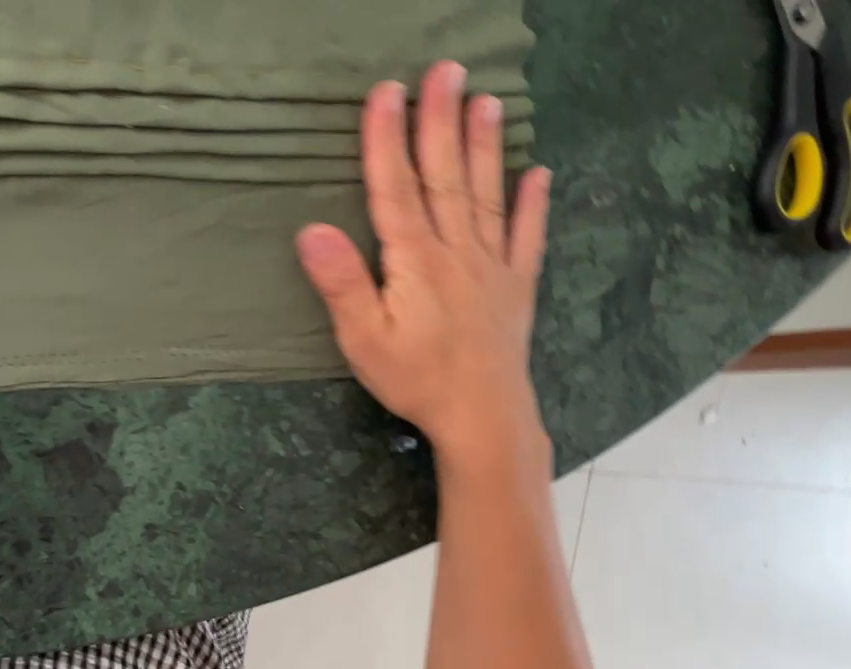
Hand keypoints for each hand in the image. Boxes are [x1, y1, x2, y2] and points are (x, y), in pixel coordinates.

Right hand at [296, 61, 551, 472]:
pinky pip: (526, 237)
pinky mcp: (515, 287)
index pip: (395, 189)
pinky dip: (533, 204)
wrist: (482, 415)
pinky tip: (538, 175)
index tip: (384, 93)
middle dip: (440, 122)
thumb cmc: (414, 379)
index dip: (387, 140)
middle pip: (444, 177)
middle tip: (445, 71)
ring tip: (487, 101)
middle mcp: (456, 250)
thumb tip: (311, 230)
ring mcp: (491, 265)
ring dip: (484, 147)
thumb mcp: (363, 340)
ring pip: (484, 195)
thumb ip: (342, 284)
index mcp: (414, 261)